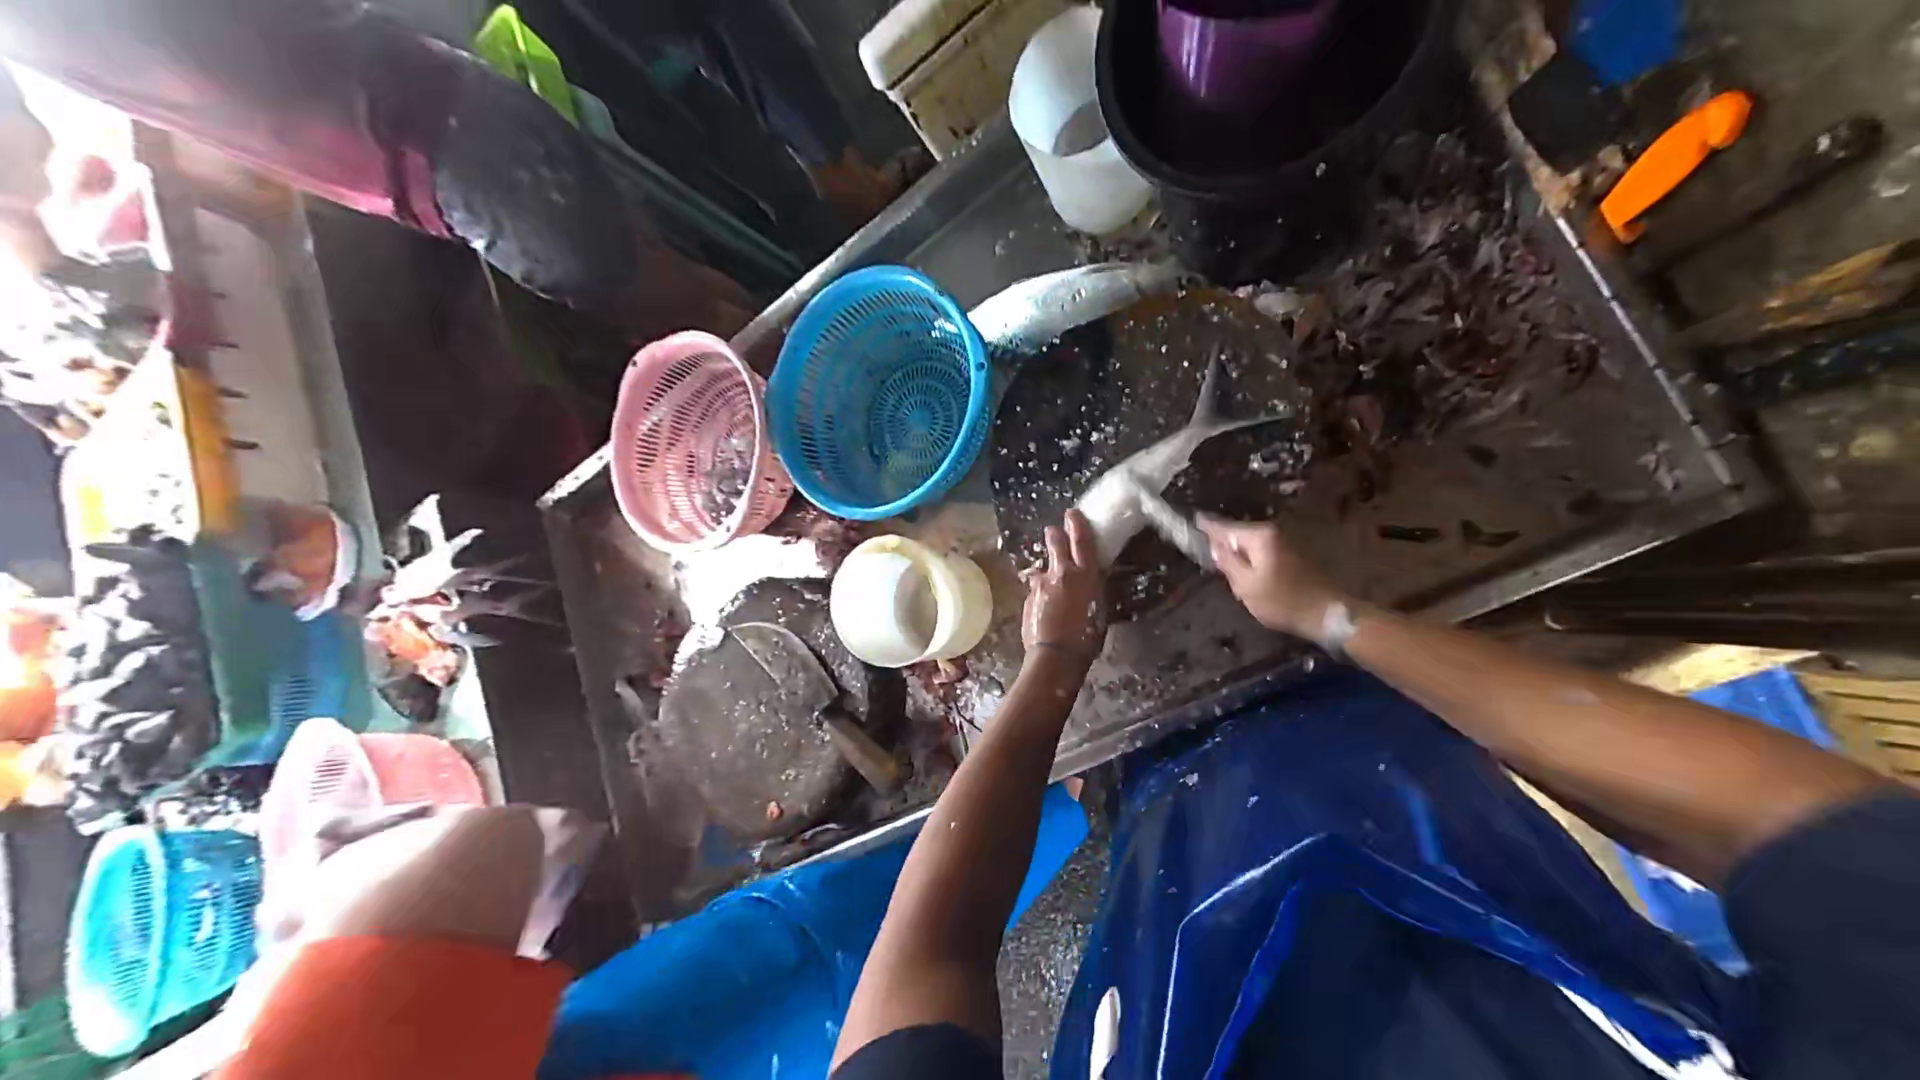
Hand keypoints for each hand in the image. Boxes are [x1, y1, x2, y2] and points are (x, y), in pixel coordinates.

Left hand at [1022, 510, 1106, 663]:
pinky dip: (1041, 592)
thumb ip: (1093, 590)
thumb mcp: (1099, 610)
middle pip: (1055, 542)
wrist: (1055, 656)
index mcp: (1085, 575)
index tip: (1072, 514)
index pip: (1082, 541)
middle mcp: (1061, 574)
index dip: (1077, 524)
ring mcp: (1041, 585)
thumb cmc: (1087, 638)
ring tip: (1052, 583)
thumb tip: (1091, 581)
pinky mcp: (1029, 598)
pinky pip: (1036, 588)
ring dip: (1047, 570)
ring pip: (1043, 567)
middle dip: (1055, 534)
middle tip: (1054, 531)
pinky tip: (1045, 606)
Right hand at [1198, 516, 1350, 641]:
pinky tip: (1245, 574)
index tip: (1192, 519)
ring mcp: (1284, 543)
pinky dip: (1249, 560)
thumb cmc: (1282, 601)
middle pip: (1237, 534)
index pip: (1225, 527)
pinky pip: (1261, 552)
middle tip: (1206, 555)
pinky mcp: (1291, 555)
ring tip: (1224, 567)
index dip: (1207, 526)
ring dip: (1236, 554)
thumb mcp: (1246, 585)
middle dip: (1222, 544)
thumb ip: (1227, 562)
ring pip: (1249, 545)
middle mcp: (1272, 533)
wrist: (1327, 614)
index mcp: (1259, 537)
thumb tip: (1213, 545)